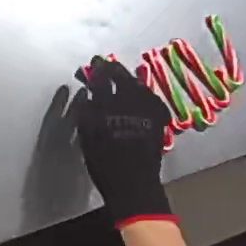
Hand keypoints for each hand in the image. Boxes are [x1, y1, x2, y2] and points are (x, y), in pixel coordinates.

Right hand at [73, 56, 172, 226]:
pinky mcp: (159, 119)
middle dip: (113, 69)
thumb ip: (87, 113)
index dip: (97, 69)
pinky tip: (139, 96)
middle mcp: (131, 102)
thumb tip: (87, 95)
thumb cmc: (104, 163)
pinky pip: (150, 99)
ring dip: (128, 79)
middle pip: (122, 77)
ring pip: (138, 86)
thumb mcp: (88, 138)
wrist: (133, 183)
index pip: (102, 78)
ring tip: (121, 78)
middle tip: (105, 64)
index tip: (93, 63)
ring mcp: (148, 109)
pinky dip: (142, 94)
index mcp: (109, 105)